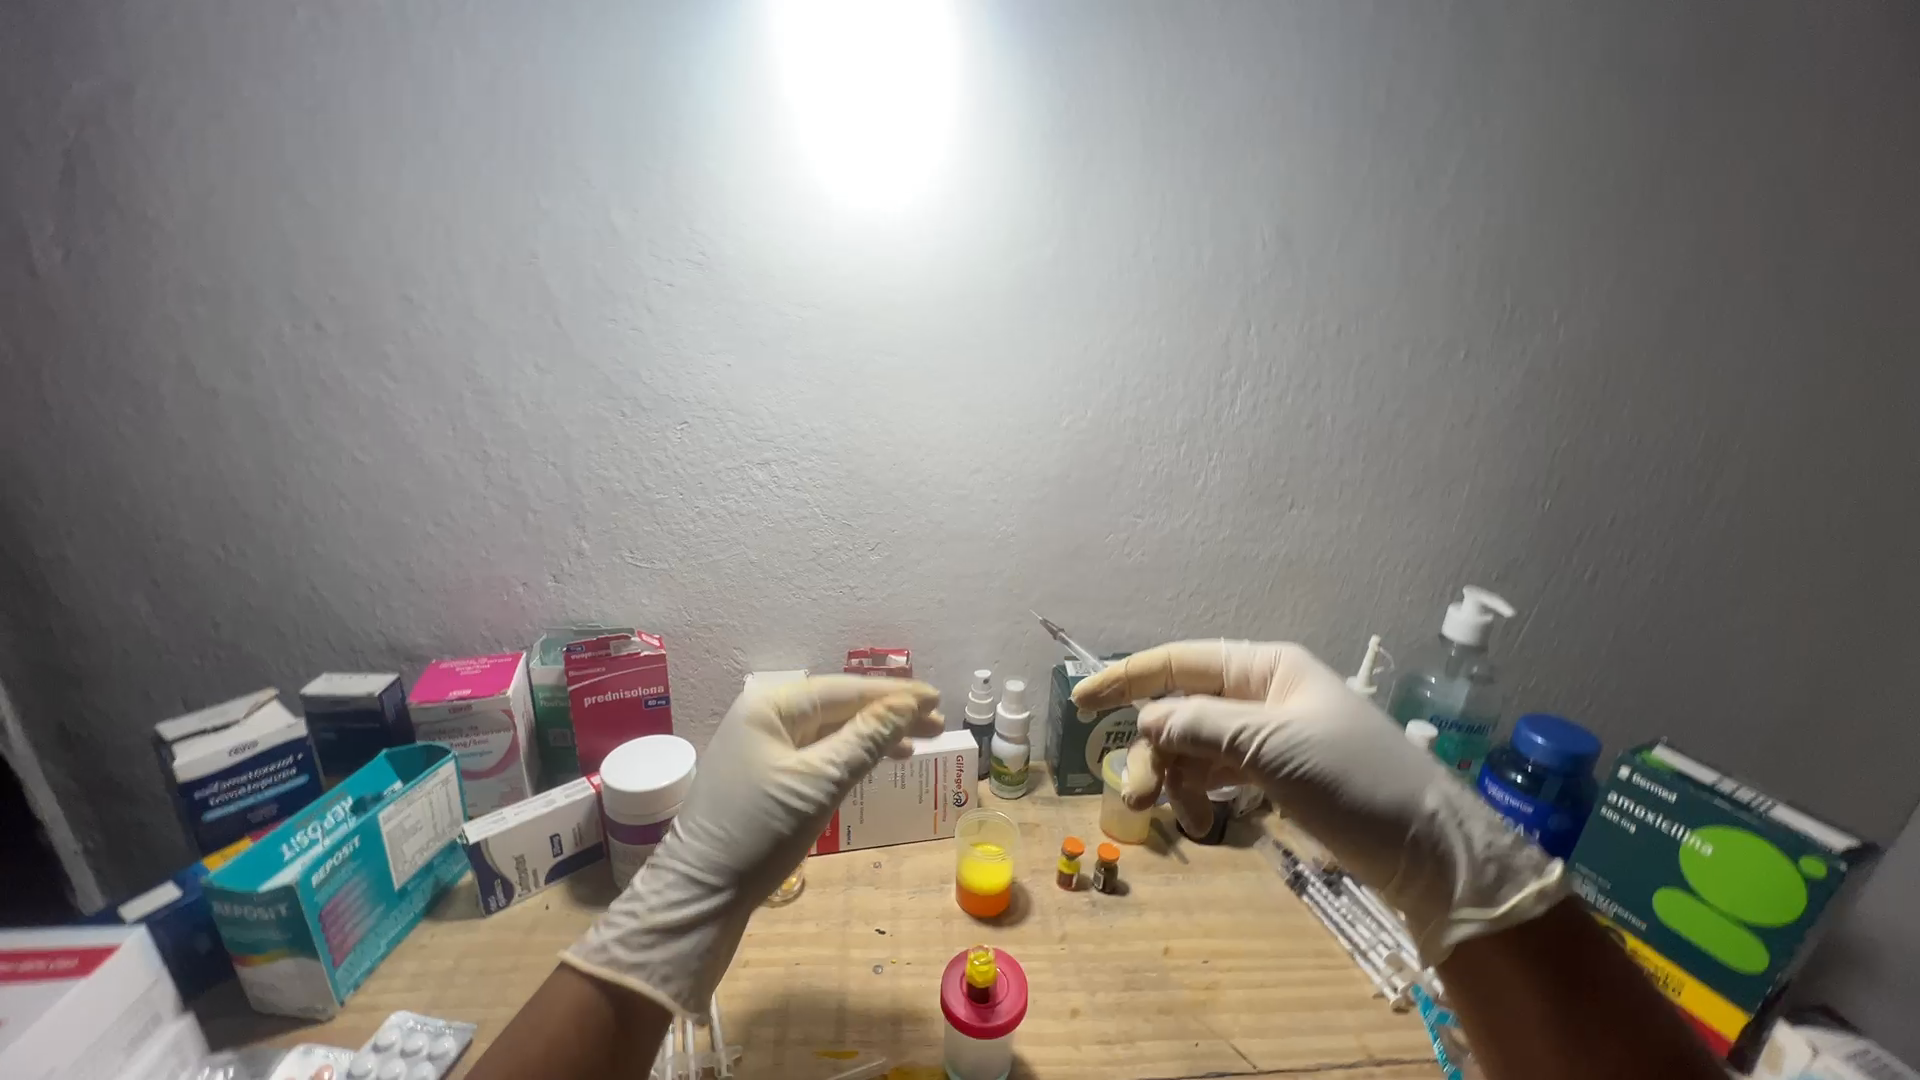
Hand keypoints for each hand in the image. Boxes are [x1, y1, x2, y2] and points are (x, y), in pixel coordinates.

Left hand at [561, 676, 942, 1014]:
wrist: (699, 900)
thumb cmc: (759, 833)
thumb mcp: (820, 783)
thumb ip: (867, 738)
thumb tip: (908, 703)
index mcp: (771, 706)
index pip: (845, 690)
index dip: (894, 694)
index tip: (936, 699)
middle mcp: (765, 718)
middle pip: (839, 707)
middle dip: (888, 714)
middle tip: (937, 724)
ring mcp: (763, 749)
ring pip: (831, 731)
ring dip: (874, 736)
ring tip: (916, 744)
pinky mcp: (765, 779)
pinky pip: (819, 755)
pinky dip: (851, 756)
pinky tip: (875, 762)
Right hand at [1073, 641, 1563, 962]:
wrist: (1431, 853)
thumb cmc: (1357, 782)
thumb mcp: (1275, 748)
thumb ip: (1202, 727)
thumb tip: (1145, 719)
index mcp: (1264, 668)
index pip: (1179, 662)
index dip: (1126, 678)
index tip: (1080, 703)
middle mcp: (1260, 694)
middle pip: (1181, 710)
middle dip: (1154, 749)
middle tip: (1134, 795)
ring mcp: (1265, 736)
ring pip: (1194, 747)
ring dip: (1175, 778)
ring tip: (1177, 819)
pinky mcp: (1272, 774)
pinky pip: (1216, 774)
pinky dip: (1201, 795)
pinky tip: (1204, 823)